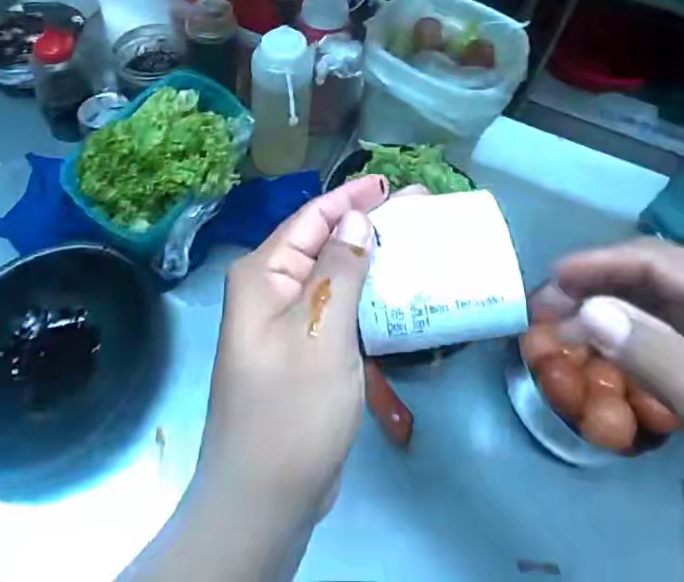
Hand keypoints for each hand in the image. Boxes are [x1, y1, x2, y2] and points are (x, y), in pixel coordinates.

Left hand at [198, 173, 384, 514]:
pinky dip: (369, 298)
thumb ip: (339, 270)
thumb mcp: (321, 333)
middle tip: (419, 211)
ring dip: (373, 261)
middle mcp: (271, 290)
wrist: (264, 499)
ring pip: (335, 276)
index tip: (391, 184)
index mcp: (264, 276)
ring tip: (417, 245)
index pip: (312, 219)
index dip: (351, 198)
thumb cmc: (291, 410)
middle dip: (368, 225)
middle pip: (324, 243)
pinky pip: (339, 309)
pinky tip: (401, 293)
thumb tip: (356, 217)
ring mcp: (287, 323)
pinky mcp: (305, 350)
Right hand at [534, 238, 683, 581]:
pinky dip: (631, 334)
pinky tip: (604, 348)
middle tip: (545, 308)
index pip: (655, 259)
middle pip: (652, 274)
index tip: (549, 279)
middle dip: (597, 285)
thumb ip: (654, 356)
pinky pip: (669, 329)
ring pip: (656, 301)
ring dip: (610, 309)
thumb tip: (586, 309)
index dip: (597, 264)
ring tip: (562, 326)